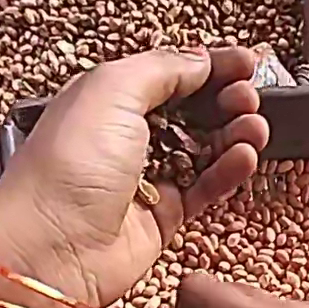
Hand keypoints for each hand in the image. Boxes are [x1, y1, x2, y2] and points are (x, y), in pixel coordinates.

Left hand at [0, 47, 269, 306]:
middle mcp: (130, 136)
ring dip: (233, 133)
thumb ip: (161, 70)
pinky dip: (228, 171)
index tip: (246, 61)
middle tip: (248, 95)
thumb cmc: (69, 165)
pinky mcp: (166, 215)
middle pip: (192, 111)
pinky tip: (245, 156)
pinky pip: (205, 187)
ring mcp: (149, 177)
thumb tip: (198, 61)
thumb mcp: (112, 91)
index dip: (209, 66)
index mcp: (110, 99)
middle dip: (225, 99)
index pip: (170, 74)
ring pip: (204, 149)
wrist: (53, 247)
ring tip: (255, 125)